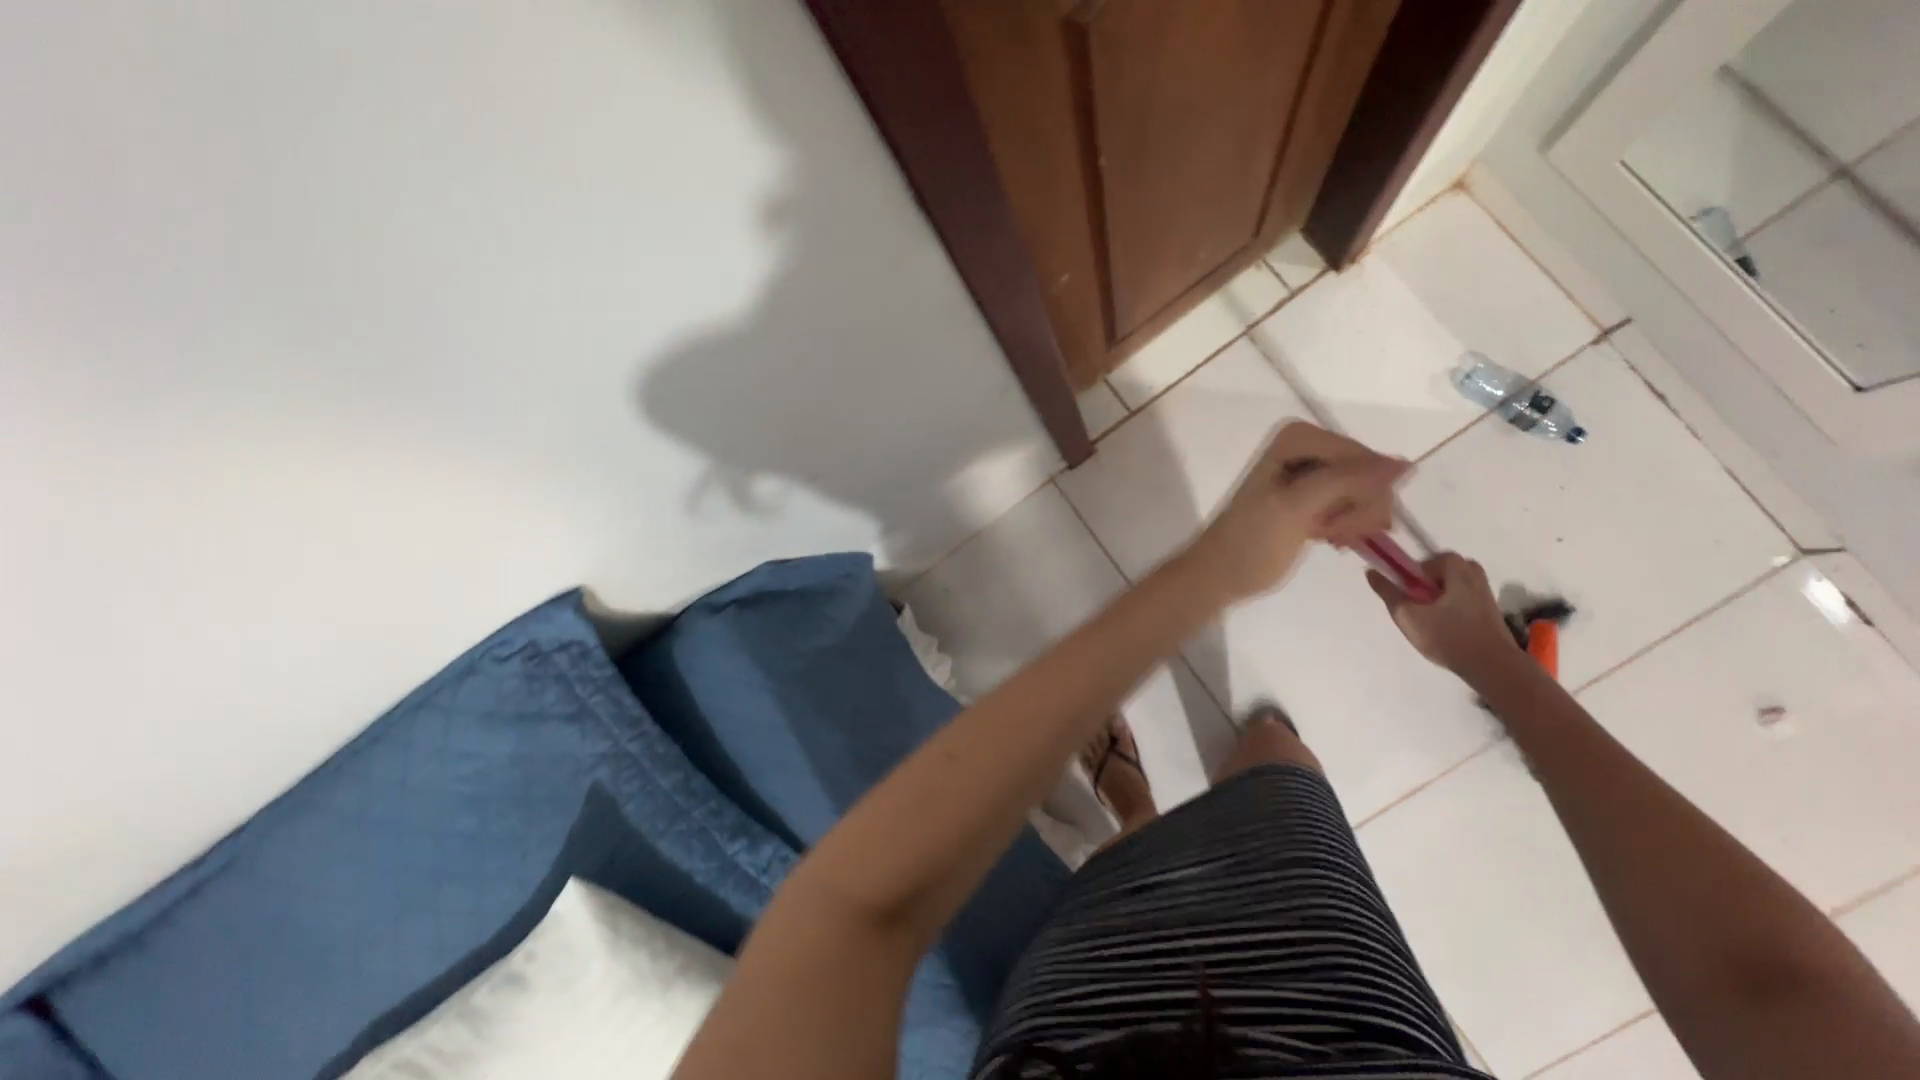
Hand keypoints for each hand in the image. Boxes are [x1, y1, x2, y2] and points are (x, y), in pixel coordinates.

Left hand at [1181, 421, 1409, 603]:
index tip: (1335, 522)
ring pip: (1366, 492)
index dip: (1363, 495)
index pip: (1365, 459)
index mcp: (1299, 437)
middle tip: (1331, 534)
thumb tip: (1404, 464)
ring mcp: (1312, 472)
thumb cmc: (1251, 542)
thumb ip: (1347, 480)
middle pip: (1369, 474)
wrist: (1220, 575)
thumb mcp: (1297, 507)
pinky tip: (1329, 539)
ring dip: (1354, 521)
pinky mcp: (1316, 498)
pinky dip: (1348, 526)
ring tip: (1327, 538)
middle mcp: (1308, 446)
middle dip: (1358, 509)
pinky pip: (1354, 505)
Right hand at [1367, 552, 1517, 674]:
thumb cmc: (1447, 636)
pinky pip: (1466, 598)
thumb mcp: (1408, 615)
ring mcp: (1486, 592)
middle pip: (1444, 570)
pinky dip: (1454, 607)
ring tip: (1432, 619)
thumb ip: (1388, 593)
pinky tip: (1448, 628)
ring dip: (1441, 597)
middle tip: (1419, 606)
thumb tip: (1371, 572)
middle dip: (1428, 584)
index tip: (1409, 596)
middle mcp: (1475, 574)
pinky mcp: (1491, 610)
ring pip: (1456, 585)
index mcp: (1457, 569)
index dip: (1413, 576)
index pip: (1428, 560)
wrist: (1492, 665)